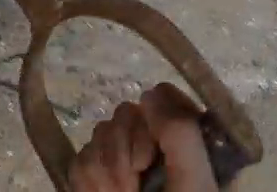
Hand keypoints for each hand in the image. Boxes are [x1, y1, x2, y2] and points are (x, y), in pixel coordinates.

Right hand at [69, 83, 217, 191]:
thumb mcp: (196, 187)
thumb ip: (182, 136)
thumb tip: (148, 94)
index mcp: (190, 146)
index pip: (163, 98)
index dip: (150, 120)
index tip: (151, 158)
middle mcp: (157, 148)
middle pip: (126, 113)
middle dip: (123, 153)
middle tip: (134, 191)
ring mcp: (126, 163)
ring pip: (99, 133)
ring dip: (107, 175)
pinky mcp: (98, 180)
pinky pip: (80, 158)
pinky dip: (89, 186)